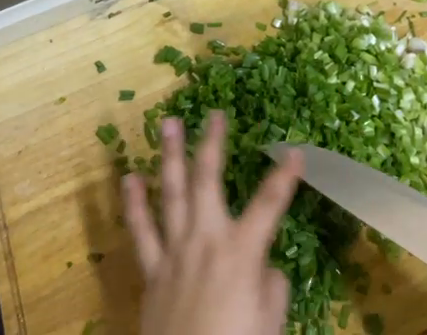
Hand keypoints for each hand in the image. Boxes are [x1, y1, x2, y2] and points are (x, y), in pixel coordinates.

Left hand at [121, 111, 303, 334]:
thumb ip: (269, 287)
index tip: (296, 150)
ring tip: (167, 123)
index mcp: (242, 252)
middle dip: (212, 144)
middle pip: (208, 181)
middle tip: (214, 113)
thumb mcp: (269, 322)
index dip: (284, 177)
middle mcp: (206, 240)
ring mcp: (174, 252)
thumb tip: (263, 267)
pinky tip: (129, 178)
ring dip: (170, 155)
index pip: (270, 205)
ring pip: (171, 193)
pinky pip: (141, 230)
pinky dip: (134, 204)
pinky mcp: (152, 271)